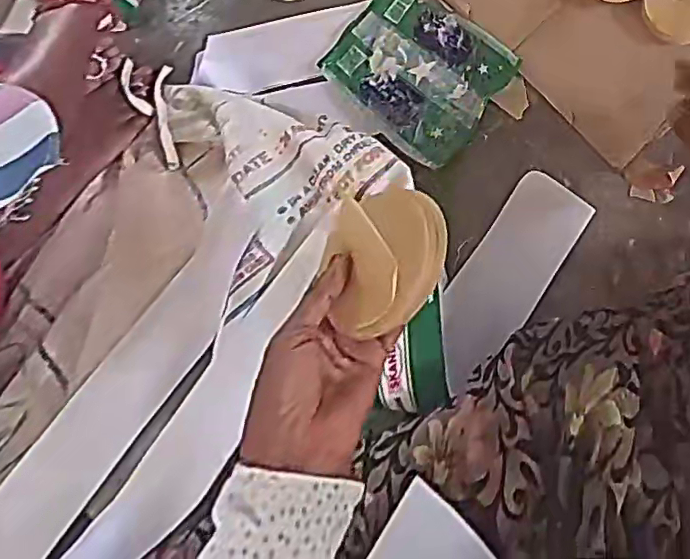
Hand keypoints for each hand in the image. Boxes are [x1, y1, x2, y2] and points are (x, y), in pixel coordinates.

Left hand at [240, 254, 391, 478]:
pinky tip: (411, 290)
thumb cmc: (277, 403)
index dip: (338, 266)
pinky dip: (404, 309)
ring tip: (399, 261)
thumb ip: (319, 300)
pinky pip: (393, 327)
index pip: (324, 288)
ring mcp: (352, 346)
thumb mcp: (290, 338)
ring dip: (386, 288)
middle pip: (352, 295)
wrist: (300, 447)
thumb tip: (337, 267)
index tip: (353, 243)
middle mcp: (328, 335)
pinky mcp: (374, 358)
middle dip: (365, 273)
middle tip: (380, 246)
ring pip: (374, 307)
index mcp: (300, 329)